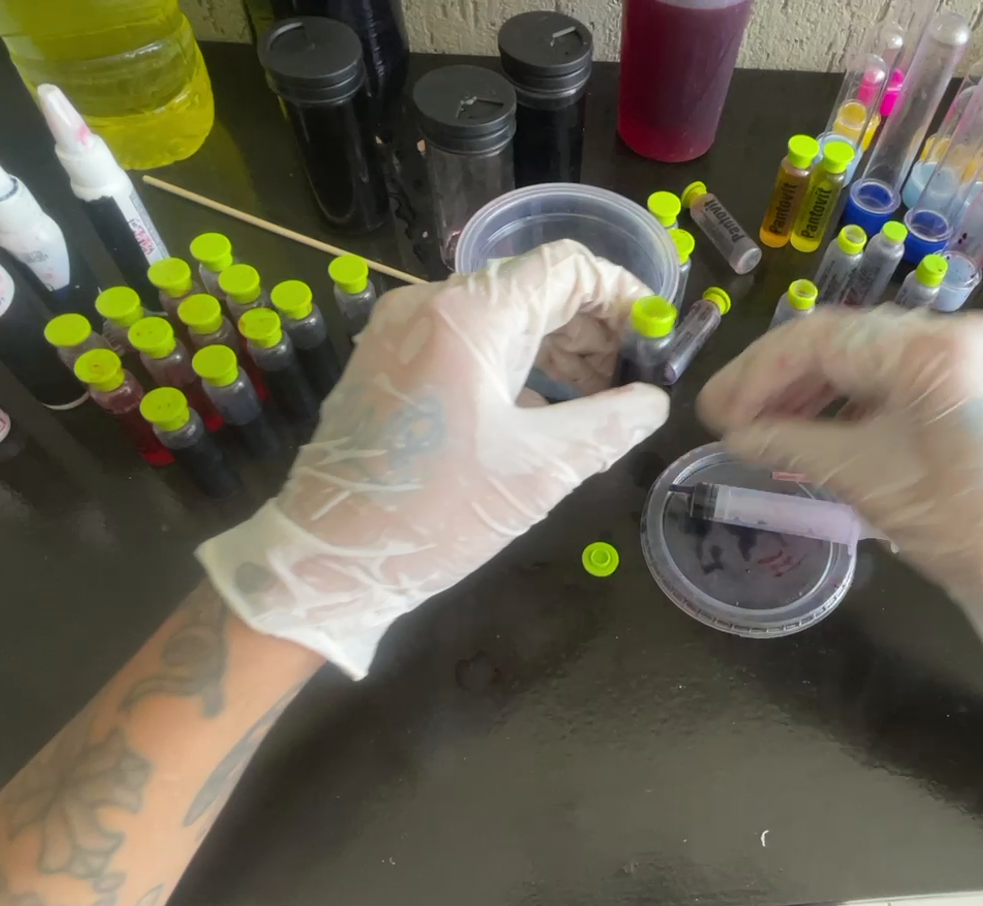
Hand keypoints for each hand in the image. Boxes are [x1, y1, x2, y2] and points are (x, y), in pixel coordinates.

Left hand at [198, 241, 667, 676]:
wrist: (327, 560)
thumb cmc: (437, 513)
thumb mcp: (540, 471)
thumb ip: (610, 425)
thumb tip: (654, 401)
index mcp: (469, 315)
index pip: (568, 268)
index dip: (623, 296)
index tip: (655, 343)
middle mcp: (430, 303)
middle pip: (534, 290)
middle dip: (592, 331)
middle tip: (626, 387)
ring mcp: (402, 332)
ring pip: (501, 319)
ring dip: (555, 352)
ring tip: (590, 406)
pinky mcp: (389, 364)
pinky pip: (467, 346)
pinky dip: (514, 369)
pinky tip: (539, 415)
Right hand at [696, 309, 982, 669]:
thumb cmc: (963, 528)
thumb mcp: (864, 480)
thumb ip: (790, 443)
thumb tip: (735, 433)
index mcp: (933, 354)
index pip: (819, 341)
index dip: (754, 376)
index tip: (714, 414)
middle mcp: (954, 330)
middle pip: (838, 338)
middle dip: (773, 377)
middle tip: (725, 416)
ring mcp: (967, 348)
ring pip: (861, 351)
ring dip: (804, 385)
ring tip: (758, 423)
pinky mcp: (969, 373)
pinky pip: (889, 371)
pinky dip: (842, 394)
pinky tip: (807, 420)